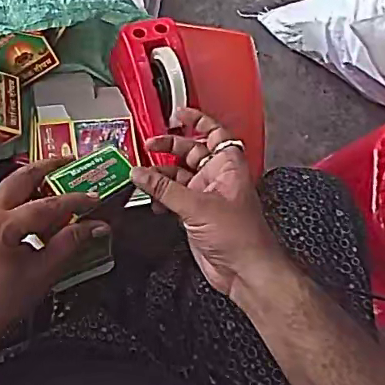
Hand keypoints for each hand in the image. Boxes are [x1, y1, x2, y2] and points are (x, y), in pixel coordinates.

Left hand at [0, 160, 107, 331]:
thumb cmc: (3, 300)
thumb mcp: (44, 272)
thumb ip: (70, 243)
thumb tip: (94, 226)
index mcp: (1, 228)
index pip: (46, 205)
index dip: (75, 200)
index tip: (94, 198)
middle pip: (22, 177)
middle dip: (49, 167)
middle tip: (72, 163)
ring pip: (10, 184)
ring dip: (35, 179)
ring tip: (59, 178)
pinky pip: (2, 197)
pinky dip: (22, 194)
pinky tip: (39, 200)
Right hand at [131, 108, 291, 298]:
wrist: (244, 270)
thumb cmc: (240, 237)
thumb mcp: (196, 206)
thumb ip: (164, 188)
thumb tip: (140, 173)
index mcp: (227, 167)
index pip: (214, 133)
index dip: (198, 120)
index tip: (179, 114)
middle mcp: (217, 178)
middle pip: (191, 152)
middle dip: (170, 147)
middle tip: (149, 145)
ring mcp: (205, 196)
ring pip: (178, 176)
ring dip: (161, 175)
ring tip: (143, 175)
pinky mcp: (195, 214)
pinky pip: (173, 197)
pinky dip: (161, 196)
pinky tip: (152, 200)